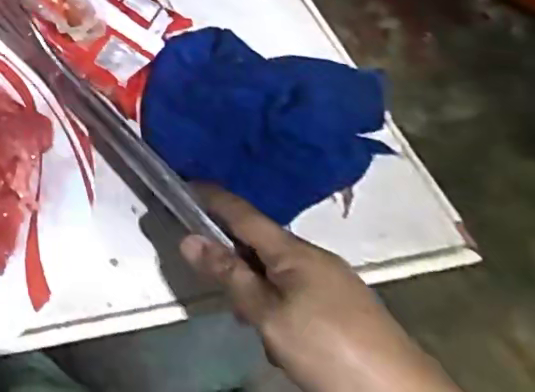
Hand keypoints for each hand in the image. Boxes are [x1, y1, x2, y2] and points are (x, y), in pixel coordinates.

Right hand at [180, 185, 460, 391]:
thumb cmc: (330, 350)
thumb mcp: (269, 317)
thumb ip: (230, 277)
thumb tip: (189, 239)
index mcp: (294, 250)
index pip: (243, 212)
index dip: (212, 197)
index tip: (184, 184)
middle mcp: (316, 257)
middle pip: (261, 243)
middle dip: (235, 256)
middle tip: (212, 279)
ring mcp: (337, 283)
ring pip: (281, 273)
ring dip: (259, 289)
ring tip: (253, 325)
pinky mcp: (350, 310)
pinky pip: (301, 293)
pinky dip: (281, 306)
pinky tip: (284, 340)